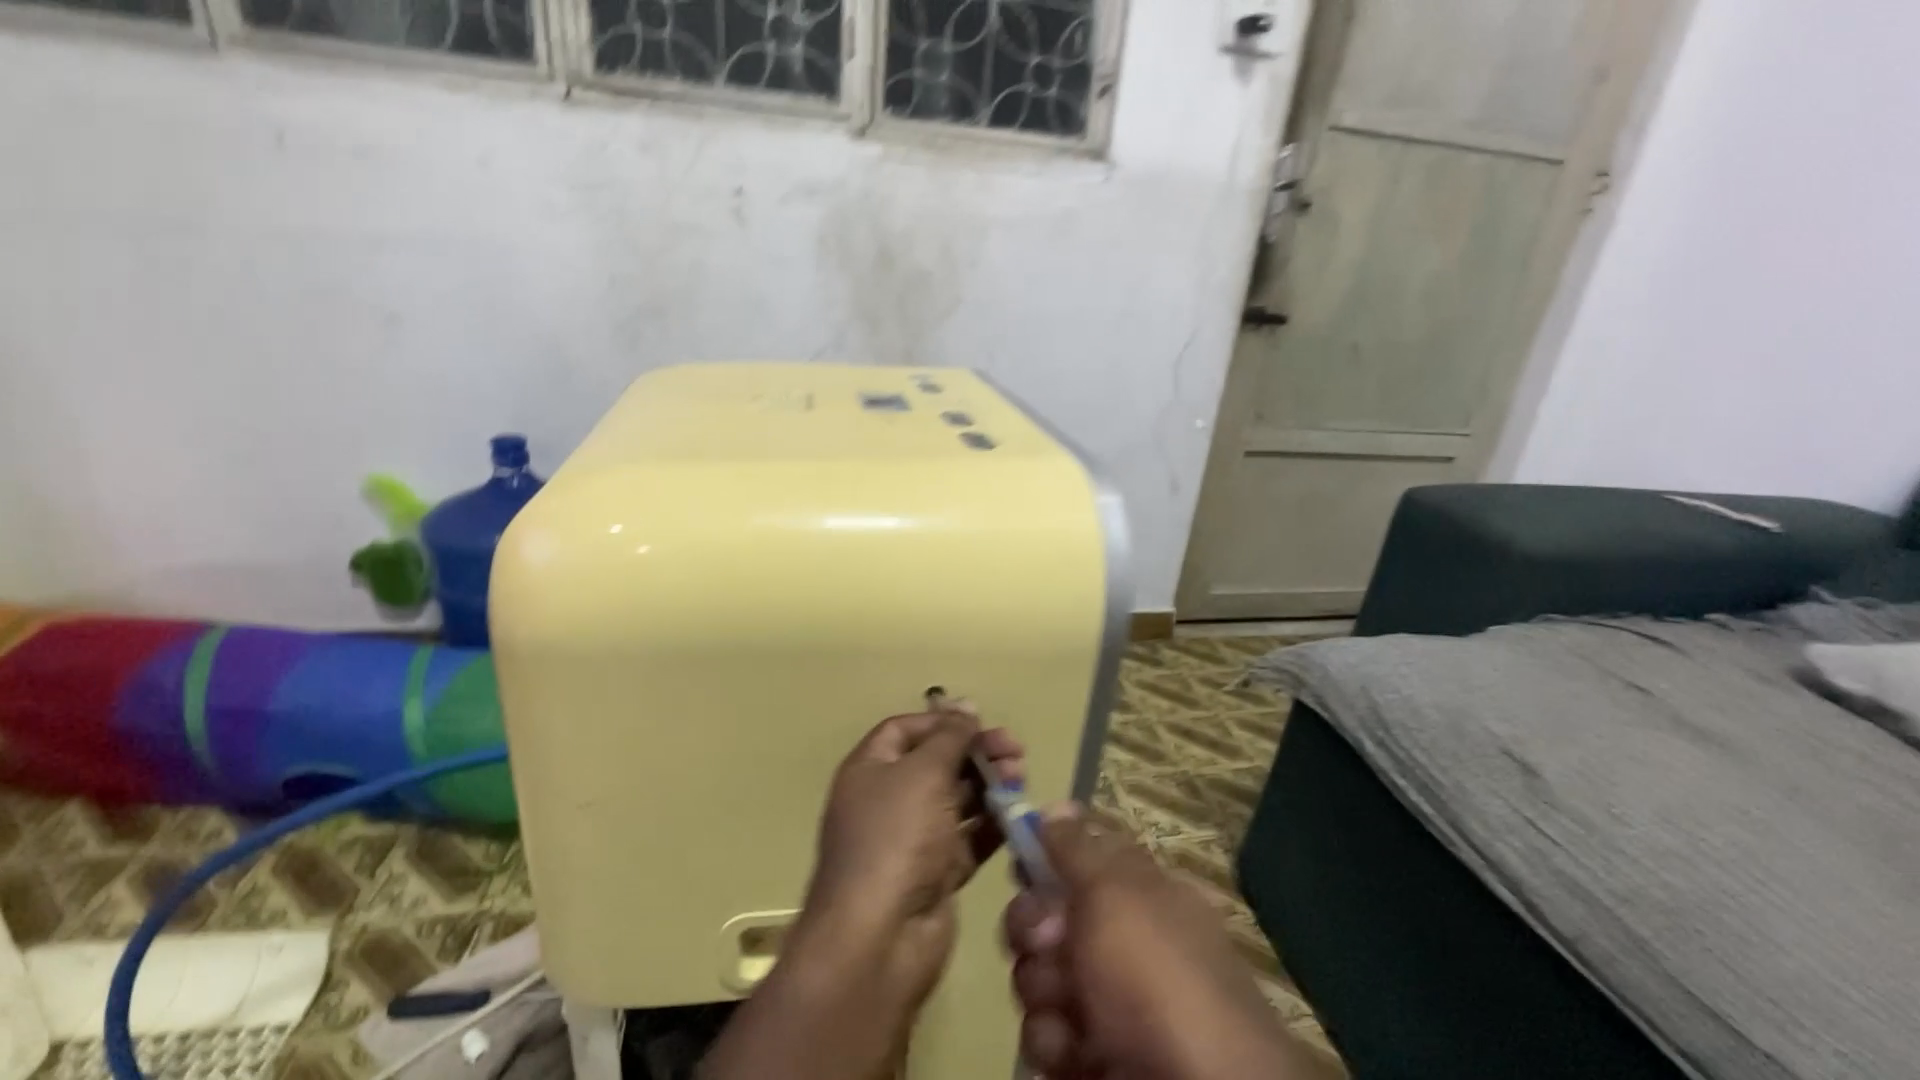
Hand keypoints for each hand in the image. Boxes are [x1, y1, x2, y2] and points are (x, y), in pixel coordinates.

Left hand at [801, 709, 1025, 1007]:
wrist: (881, 935)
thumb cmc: (896, 837)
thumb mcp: (923, 772)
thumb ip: (949, 738)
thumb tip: (963, 705)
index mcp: (869, 770)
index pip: (905, 730)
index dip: (942, 722)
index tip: (981, 722)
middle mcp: (888, 801)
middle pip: (936, 764)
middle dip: (976, 754)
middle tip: (1015, 752)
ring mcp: (912, 840)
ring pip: (957, 801)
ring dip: (990, 787)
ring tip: (1020, 781)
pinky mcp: (936, 874)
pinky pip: (968, 840)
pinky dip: (992, 826)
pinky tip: (1019, 817)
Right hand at [1004, 812, 1332, 1079]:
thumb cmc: (1156, 975)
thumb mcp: (1117, 891)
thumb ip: (1078, 848)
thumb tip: (1055, 805)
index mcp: (1138, 896)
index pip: (1078, 862)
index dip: (1044, 862)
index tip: (1023, 866)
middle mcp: (1119, 944)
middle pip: (1043, 919)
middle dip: (1034, 932)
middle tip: (1053, 943)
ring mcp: (1104, 1003)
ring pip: (1036, 979)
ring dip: (1044, 995)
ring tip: (1073, 1016)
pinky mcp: (1088, 1055)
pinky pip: (1045, 1036)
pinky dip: (1056, 1046)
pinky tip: (1078, 1055)